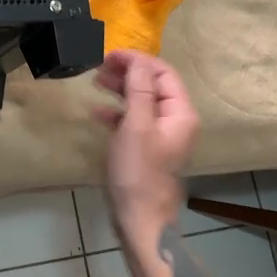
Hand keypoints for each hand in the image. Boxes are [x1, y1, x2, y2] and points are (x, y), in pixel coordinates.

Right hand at [95, 49, 199, 232]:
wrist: (140, 220)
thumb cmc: (138, 172)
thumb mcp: (136, 125)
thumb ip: (139, 89)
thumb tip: (138, 60)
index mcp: (181, 113)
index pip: (163, 73)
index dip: (138, 60)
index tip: (109, 55)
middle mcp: (176, 121)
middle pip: (154, 85)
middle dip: (128, 73)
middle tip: (99, 67)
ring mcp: (162, 136)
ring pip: (143, 101)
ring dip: (121, 89)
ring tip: (96, 82)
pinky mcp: (147, 149)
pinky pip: (134, 120)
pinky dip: (117, 111)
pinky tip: (98, 111)